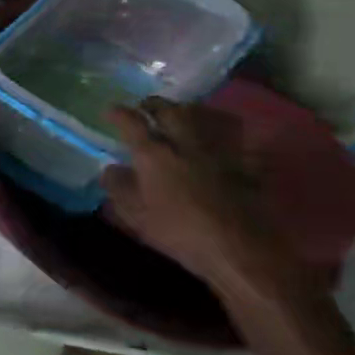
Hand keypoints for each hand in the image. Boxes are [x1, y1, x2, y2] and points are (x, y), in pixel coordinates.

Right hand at [101, 98, 296, 292]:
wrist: (240, 250)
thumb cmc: (179, 232)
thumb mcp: (135, 215)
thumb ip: (118, 187)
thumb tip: (110, 168)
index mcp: (153, 154)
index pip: (132, 122)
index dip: (119, 113)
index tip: (111, 110)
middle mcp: (184, 143)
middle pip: (169, 110)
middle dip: (154, 104)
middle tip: (145, 107)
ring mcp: (218, 149)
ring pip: (203, 114)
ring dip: (187, 109)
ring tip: (180, 112)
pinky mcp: (244, 162)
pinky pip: (232, 132)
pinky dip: (220, 125)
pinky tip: (215, 132)